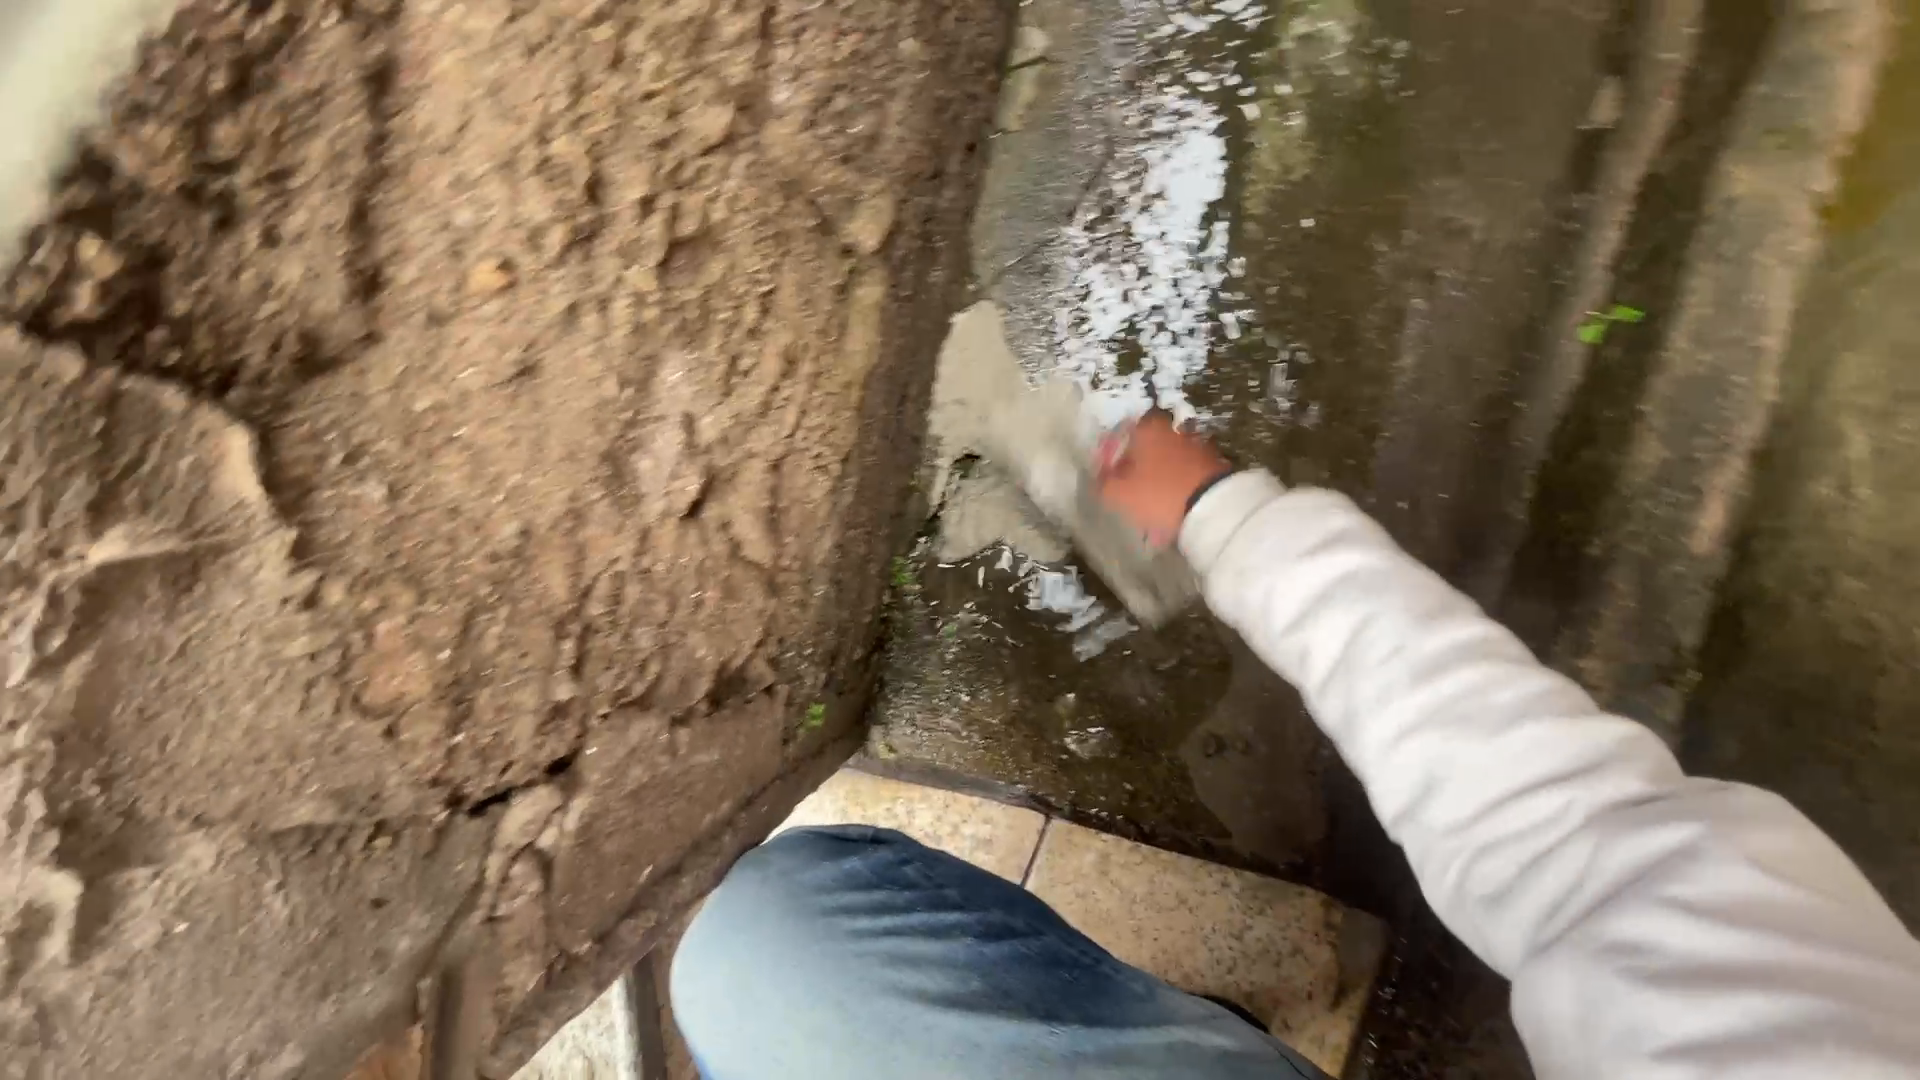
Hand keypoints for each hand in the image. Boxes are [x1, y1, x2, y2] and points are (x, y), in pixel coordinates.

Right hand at [1094, 410, 1231, 547]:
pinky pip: (1183, 475)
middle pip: (1144, 448)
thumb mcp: (1119, 493)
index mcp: (1147, 428)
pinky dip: (1173, 488)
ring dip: (1153, 480)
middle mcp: (1172, 430)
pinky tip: (1169, 510)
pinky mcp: (1213, 465)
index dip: (1107, 455)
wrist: (1214, 507)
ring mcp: (1195, 446)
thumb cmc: (1158, 493)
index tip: (1103, 476)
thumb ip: (1103, 483)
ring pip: (1164, 462)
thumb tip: (1099, 477)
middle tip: (1123, 491)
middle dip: (1132, 468)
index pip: (1119, 434)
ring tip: (1147, 506)